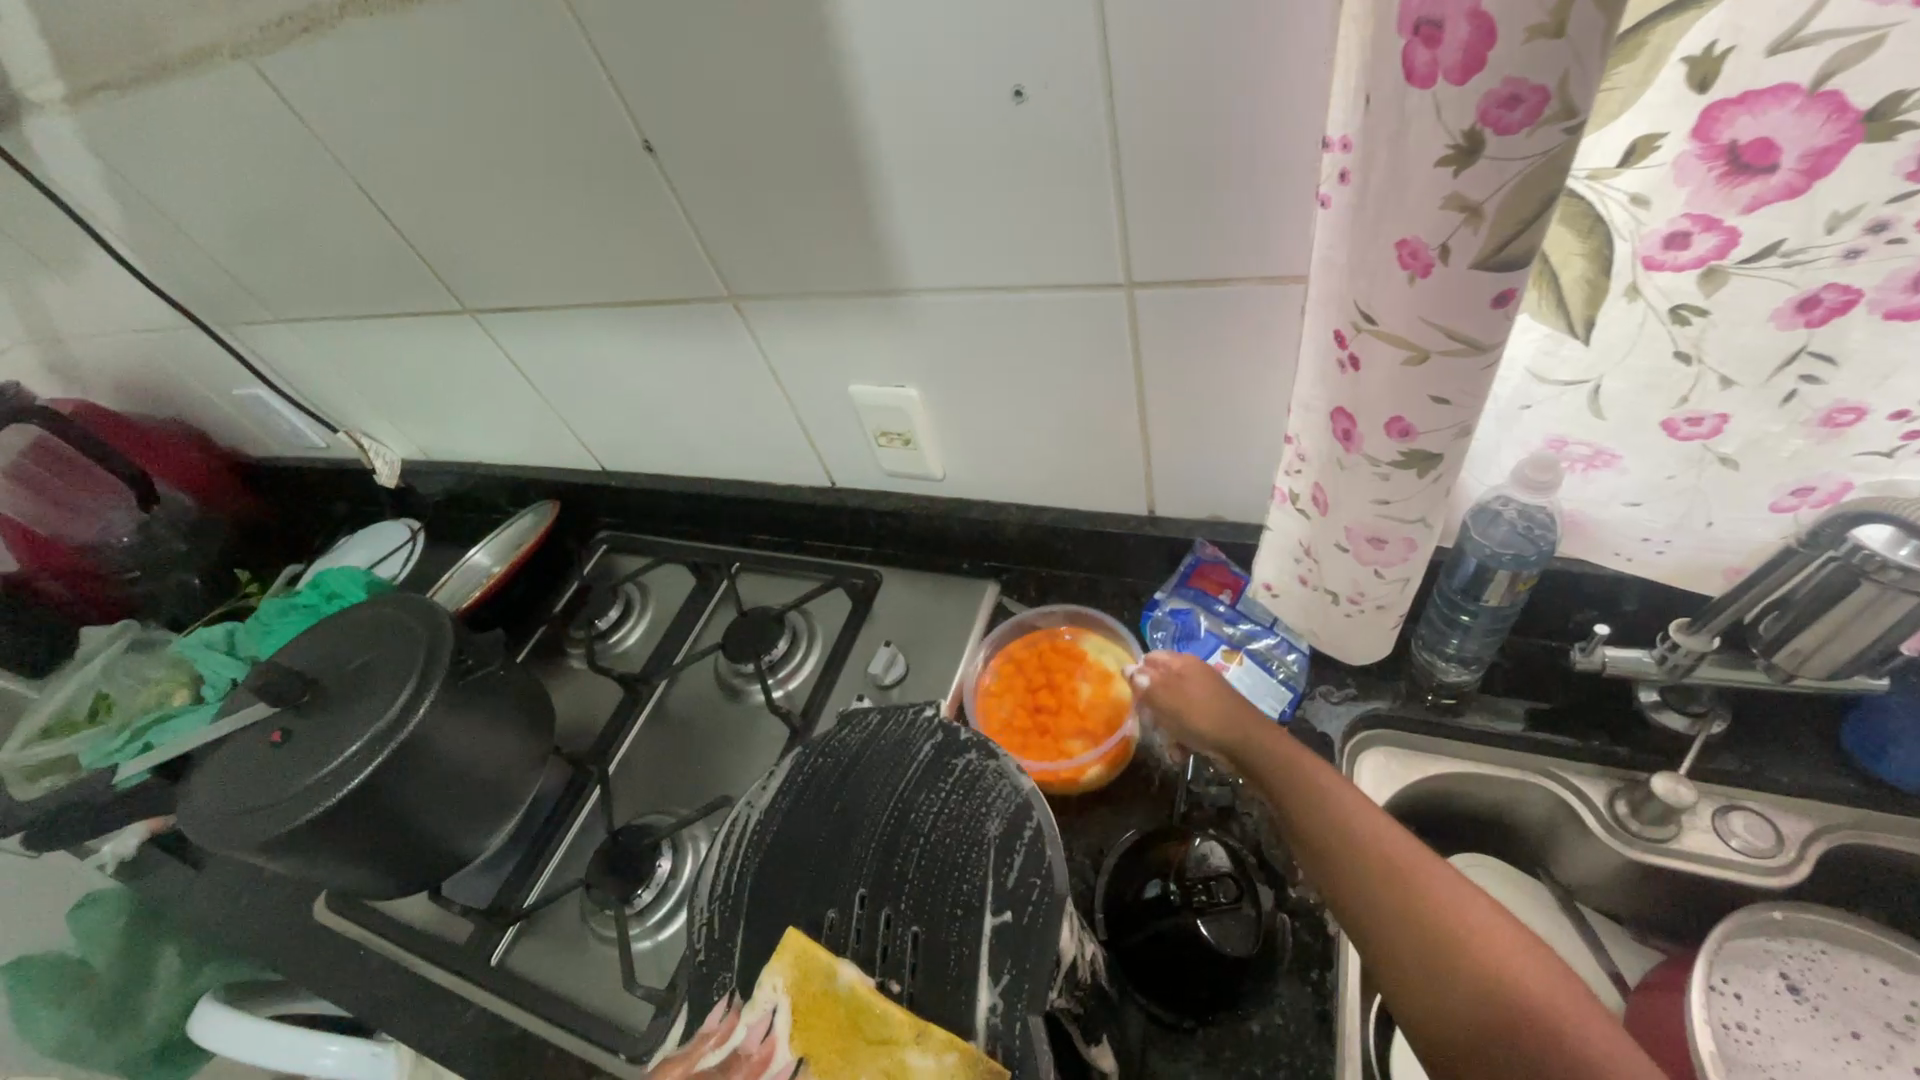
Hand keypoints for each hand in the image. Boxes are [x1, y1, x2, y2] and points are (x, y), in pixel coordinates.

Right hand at [1127, 651, 1269, 763]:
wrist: (1247, 743)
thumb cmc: (1200, 716)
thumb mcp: (1165, 699)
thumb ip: (1144, 683)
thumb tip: (1127, 668)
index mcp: (1181, 662)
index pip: (1149, 659)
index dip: (1138, 677)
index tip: (1135, 699)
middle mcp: (1193, 673)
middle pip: (1160, 685)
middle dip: (1152, 708)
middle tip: (1151, 725)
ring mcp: (1205, 695)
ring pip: (1173, 707)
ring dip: (1166, 728)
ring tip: (1169, 745)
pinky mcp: (1213, 715)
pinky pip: (1188, 722)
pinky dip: (1182, 737)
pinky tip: (1182, 752)